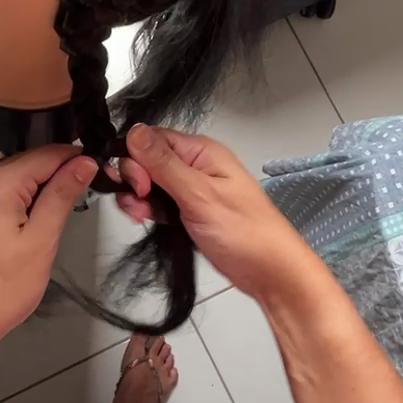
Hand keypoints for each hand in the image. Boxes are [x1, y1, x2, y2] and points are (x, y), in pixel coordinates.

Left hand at [0, 144, 96, 350]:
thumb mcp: (42, 239)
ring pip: (21, 176)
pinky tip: (42, 219)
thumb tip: (84, 162)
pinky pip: (8, 191)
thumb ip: (63, 195)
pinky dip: (29, 198)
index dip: (77, 159)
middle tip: (90, 192)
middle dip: (62, 171)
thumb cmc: (2, 288)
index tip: (103, 171)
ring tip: (69, 209)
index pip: (47, 154)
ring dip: (47, 186)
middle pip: (33, 161)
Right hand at [114, 125, 323, 302]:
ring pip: (148, 183)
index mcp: (200, 152)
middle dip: (134, 180)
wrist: (268, 271)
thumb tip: (135, 131)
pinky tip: (147, 220)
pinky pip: (158, 203)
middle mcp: (194, 165)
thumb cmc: (245, 231)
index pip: (152, 139)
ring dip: (137, 198)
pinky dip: (147, 210)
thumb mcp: (199, 193)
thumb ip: (163, 164)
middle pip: (146, 160)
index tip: (138, 183)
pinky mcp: (187, 211)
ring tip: (143, 216)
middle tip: (142, 201)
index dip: (135, 157)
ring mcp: (190, 189)